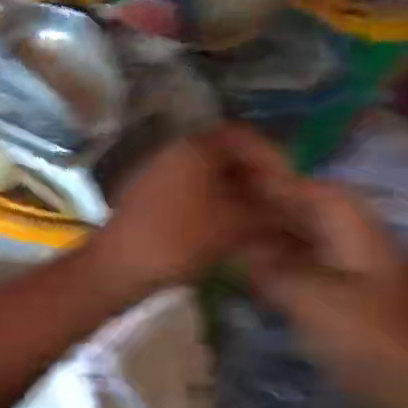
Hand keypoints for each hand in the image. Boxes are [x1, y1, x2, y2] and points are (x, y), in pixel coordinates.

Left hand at [90, 129, 276, 294]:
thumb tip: (293, 211)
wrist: (114, 269)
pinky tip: (223, 233)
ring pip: (206, 180)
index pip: (245, 138)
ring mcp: (155, 177)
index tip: (290, 186)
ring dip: (233, 198)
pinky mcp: (145, 202)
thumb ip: (268, 212)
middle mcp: (172, 153)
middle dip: (255, 181)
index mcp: (194, 147)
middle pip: (225, 159)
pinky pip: (188, 197)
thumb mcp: (232, 225)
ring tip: (255, 224)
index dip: (273, 159)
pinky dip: (210, 209)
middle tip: (276, 208)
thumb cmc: (176, 240)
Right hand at [212, 125, 407, 393]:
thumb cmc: (367, 335)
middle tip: (221, 208)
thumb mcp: (311, 298)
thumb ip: (272, 269)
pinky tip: (251, 276)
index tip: (234, 177)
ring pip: (306, 246)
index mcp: (358, 232)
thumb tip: (241, 249)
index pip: (314, 192)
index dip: (275, 182)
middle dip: (269, 209)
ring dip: (270, 240)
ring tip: (226, 238)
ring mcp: (354, 277)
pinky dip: (277, 269)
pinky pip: (305, 274)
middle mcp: (358, 246)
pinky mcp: (346, 306)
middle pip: (310, 216)